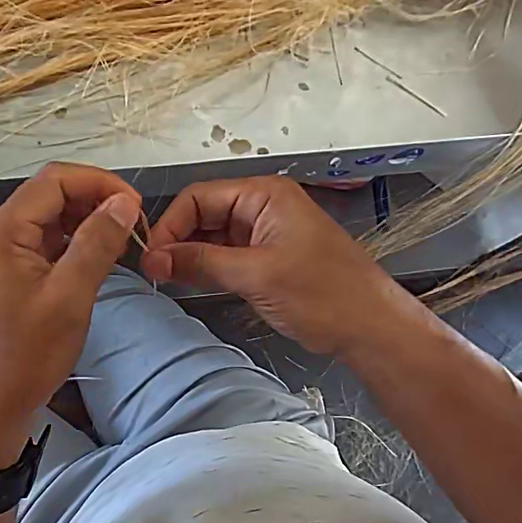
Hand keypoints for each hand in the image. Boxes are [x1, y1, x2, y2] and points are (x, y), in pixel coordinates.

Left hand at [0, 163, 141, 474]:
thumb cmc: (25, 356)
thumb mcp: (69, 296)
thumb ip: (97, 243)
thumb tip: (123, 204)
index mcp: (5, 232)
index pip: (55, 181)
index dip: (100, 184)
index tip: (135, 206)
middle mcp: (2, 235)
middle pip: (54, 194)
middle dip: (98, 200)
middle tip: (135, 224)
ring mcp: (9, 255)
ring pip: (56, 219)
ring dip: (92, 222)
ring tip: (125, 240)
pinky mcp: (19, 275)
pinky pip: (53, 244)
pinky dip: (81, 244)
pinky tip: (104, 257)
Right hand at [141, 177, 418, 355]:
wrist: (370, 327)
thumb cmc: (326, 294)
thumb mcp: (257, 276)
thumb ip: (202, 263)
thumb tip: (156, 259)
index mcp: (265, 195)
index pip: (199, 197)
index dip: (170, 225)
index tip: (151, 258)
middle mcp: (264, 207)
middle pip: (204, 214)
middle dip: (178, 240)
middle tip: (155, 272)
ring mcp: (268, 234)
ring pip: (214, 236)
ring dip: (192, 255)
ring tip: (168, 279)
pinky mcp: (270, 259)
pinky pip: (229, 255)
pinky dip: (209, 267)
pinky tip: (192, 282)